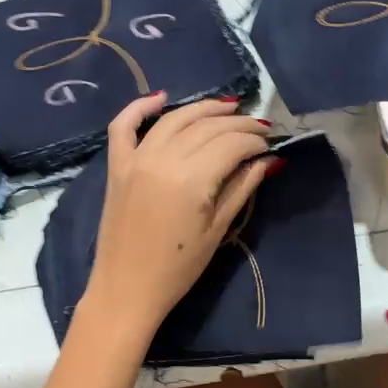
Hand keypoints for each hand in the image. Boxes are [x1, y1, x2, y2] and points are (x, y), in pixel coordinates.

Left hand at [84, 93, 274, 325]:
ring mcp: (136, 159)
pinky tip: (161, 97)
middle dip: (237, 123)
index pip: (232, 144)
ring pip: (174, 119)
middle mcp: (164, 159)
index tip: (270, 145)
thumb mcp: (218, 229)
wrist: (127, 289)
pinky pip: (124, 126)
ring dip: (203, 108)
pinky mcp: (117, 166)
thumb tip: (267, 161)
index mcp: (192, 179)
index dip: (255, 141)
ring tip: (227, 108)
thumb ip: (242, 188)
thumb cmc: (179, 268)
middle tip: (258, 127)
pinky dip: (140, 107)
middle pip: (207, 127)